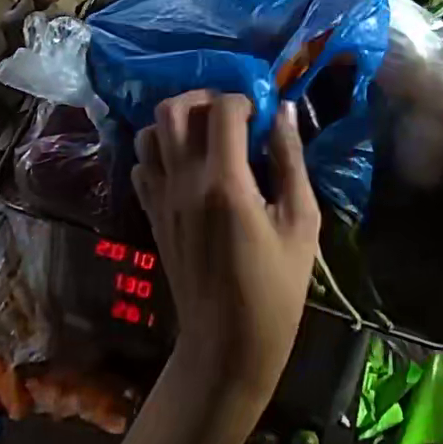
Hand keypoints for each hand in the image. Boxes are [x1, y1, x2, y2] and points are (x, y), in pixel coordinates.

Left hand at [133, 92, 320, 395]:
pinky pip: (142, 164)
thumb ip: (291, 160)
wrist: (227, 344)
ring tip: (209, 137)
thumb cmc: (276, 287)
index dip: (245, 100)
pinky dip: (161, 151)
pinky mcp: (151, 214)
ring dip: (178, 122)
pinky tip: (189, 166)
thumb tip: (286, 111)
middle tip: (233, 115)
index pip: (222, 109)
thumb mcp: (301, 222)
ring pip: (149, 132)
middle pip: (172, 109)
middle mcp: (183, 182)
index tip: (264, 116)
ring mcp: (160, 198)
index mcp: (225, 183)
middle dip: (204, 99)